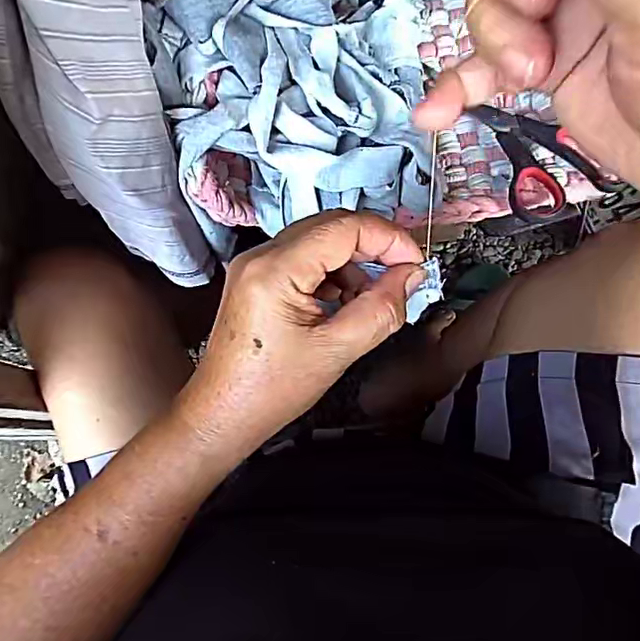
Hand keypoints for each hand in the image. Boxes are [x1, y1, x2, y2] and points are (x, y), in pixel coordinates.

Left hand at [178, 210, 424, 449]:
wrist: (224, 413)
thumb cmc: (266, 391)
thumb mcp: (337, 350)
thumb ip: (382, 308)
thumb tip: (409, 277)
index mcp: (274, 270)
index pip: (345, 228)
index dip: (389, 239)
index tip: (414, 260)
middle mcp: (260, 257)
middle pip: (333, 227)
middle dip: (375, 247)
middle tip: (404, 273)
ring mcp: (256, 266)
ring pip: (322, 241)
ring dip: (355, 263)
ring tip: (370, 299)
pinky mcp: (259, 278)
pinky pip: (307, 259)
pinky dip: (335, 274)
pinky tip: (346, 303)